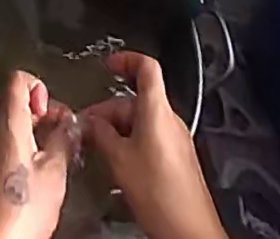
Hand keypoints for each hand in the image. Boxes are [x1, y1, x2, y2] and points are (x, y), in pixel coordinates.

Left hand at [0, 70, 76, 238]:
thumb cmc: (24, 209)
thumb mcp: (56, 170)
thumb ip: (64, 139)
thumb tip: (71, 124)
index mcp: (9, 118)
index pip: (18, 78)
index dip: (38, 88)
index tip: (51, 111)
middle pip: (10, 95)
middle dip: (35, 108)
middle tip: (55, 129)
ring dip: (18, 121)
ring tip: (35, 142)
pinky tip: (5, 148)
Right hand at [81, 52, 226, 238]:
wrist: (190, 233)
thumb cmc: (162, 197)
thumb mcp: (119, 159)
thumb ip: (101, 133)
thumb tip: (91, 123)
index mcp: (157, 110)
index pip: (146, 66)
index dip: (126, 59)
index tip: (110, 63)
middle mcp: (170, 120)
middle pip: (137, 99)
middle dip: (110, 110)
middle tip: (89, 126)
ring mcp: (176, 140)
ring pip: (142, 121)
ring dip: (119, 129)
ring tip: (100, 148)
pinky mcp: (178, 160)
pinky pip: (151, 139)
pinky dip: (132, 143)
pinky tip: (119, 164)